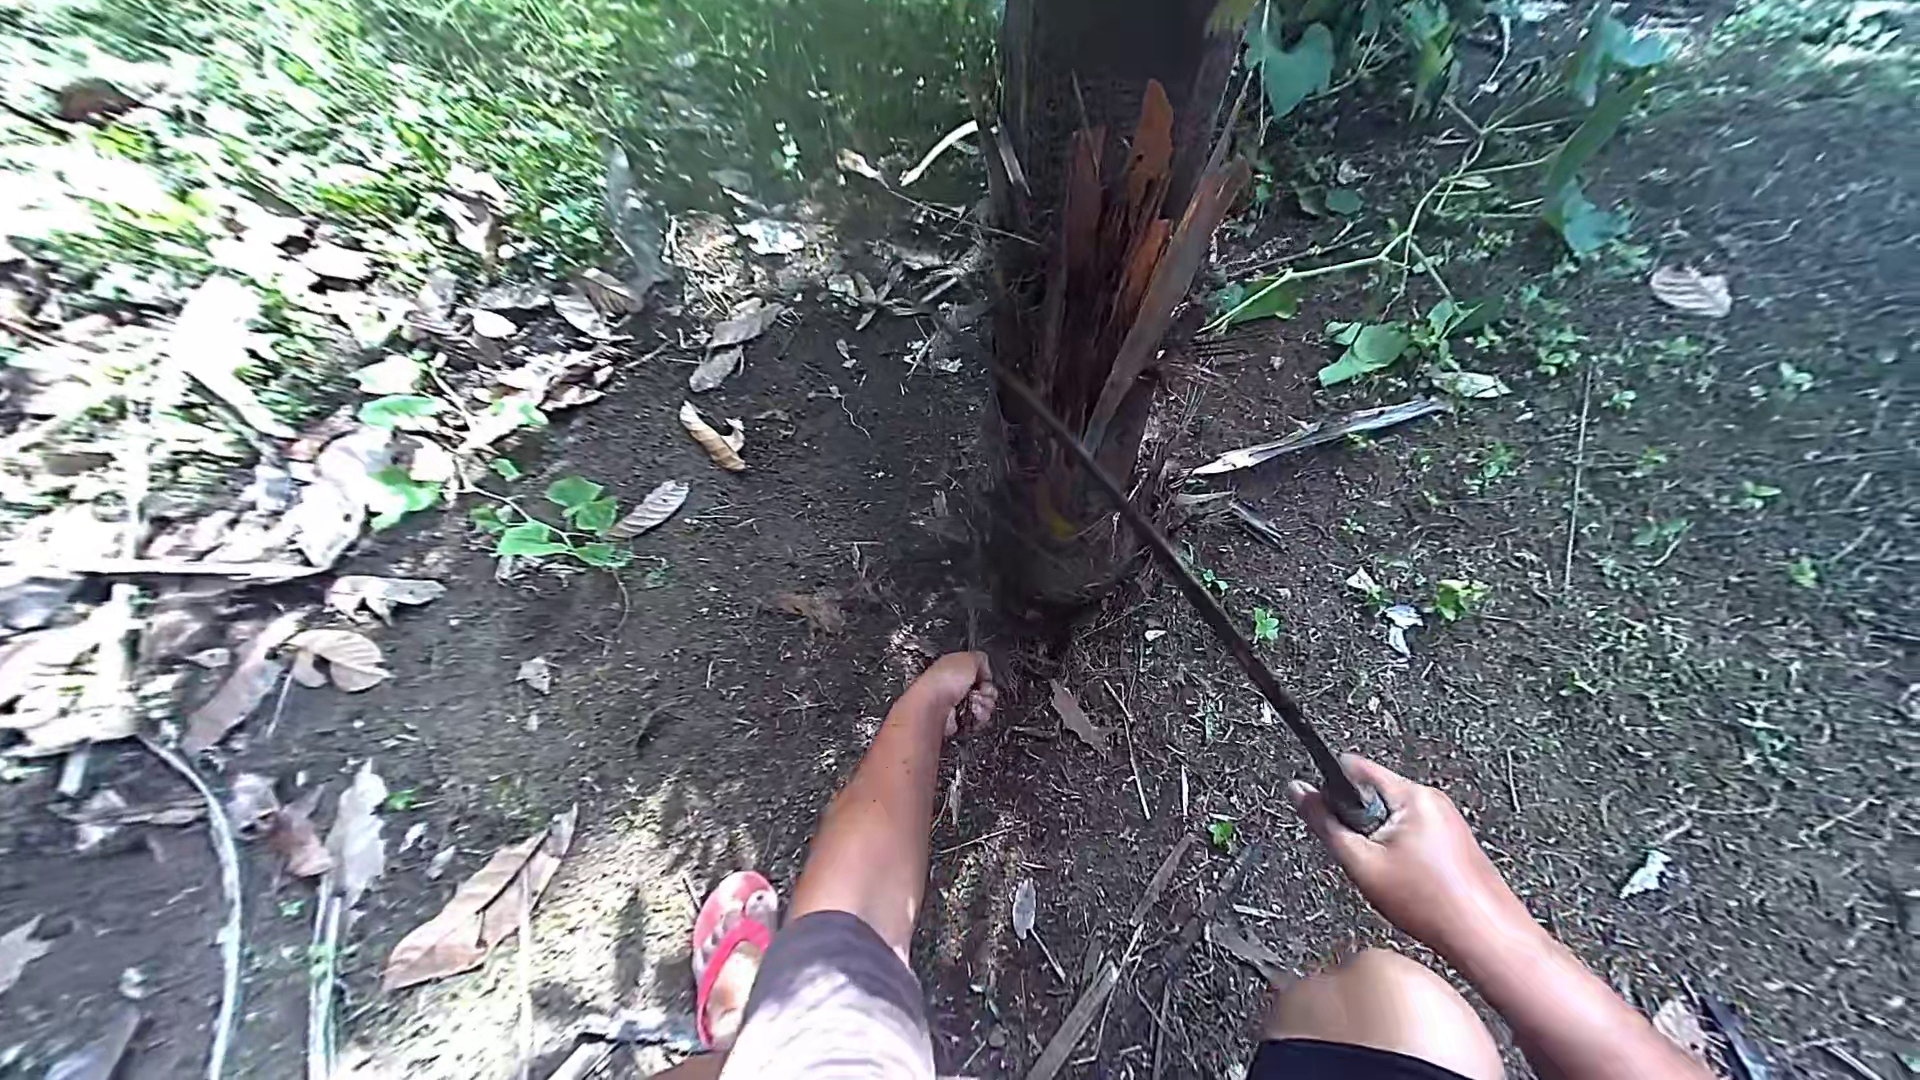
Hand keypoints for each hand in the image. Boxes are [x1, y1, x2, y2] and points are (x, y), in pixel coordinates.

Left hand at [905, 651, 996, 736]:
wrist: (933, 706)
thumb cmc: (945, 680)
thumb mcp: (969, 658)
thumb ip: (980, 659)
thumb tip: (985, 669)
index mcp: (952, 667)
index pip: (978, 673)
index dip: (985, 676)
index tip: (985, 679)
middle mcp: (952, 686)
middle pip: (982, 690)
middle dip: (988, 692)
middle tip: (982, 692)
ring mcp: (954, 705)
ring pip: (982, 706)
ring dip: (985, 705)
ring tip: (976, 704)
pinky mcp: (956, 722)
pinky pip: (976, 721)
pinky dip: (979, 718)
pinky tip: (974, 714)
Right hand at [1287, 754, 1542, 968]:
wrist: (1493, 945)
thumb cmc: (1435, 906)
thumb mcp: (1359, 861)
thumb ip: (1321, 821)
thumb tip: (1297, 791)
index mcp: (1412, 794)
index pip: (1351, 766)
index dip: (1331, 790)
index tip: (1332, 818)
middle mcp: (1431, 799)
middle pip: (1368, 791)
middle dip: (1357, 820)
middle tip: (1366, 855)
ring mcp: (1446, 819)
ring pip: (1387, 813)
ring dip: (1377, 837)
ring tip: (1390, 873)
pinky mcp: (1453, 839)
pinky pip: (1408, 829)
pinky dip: (1397, 849)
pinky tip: (1408, 880)